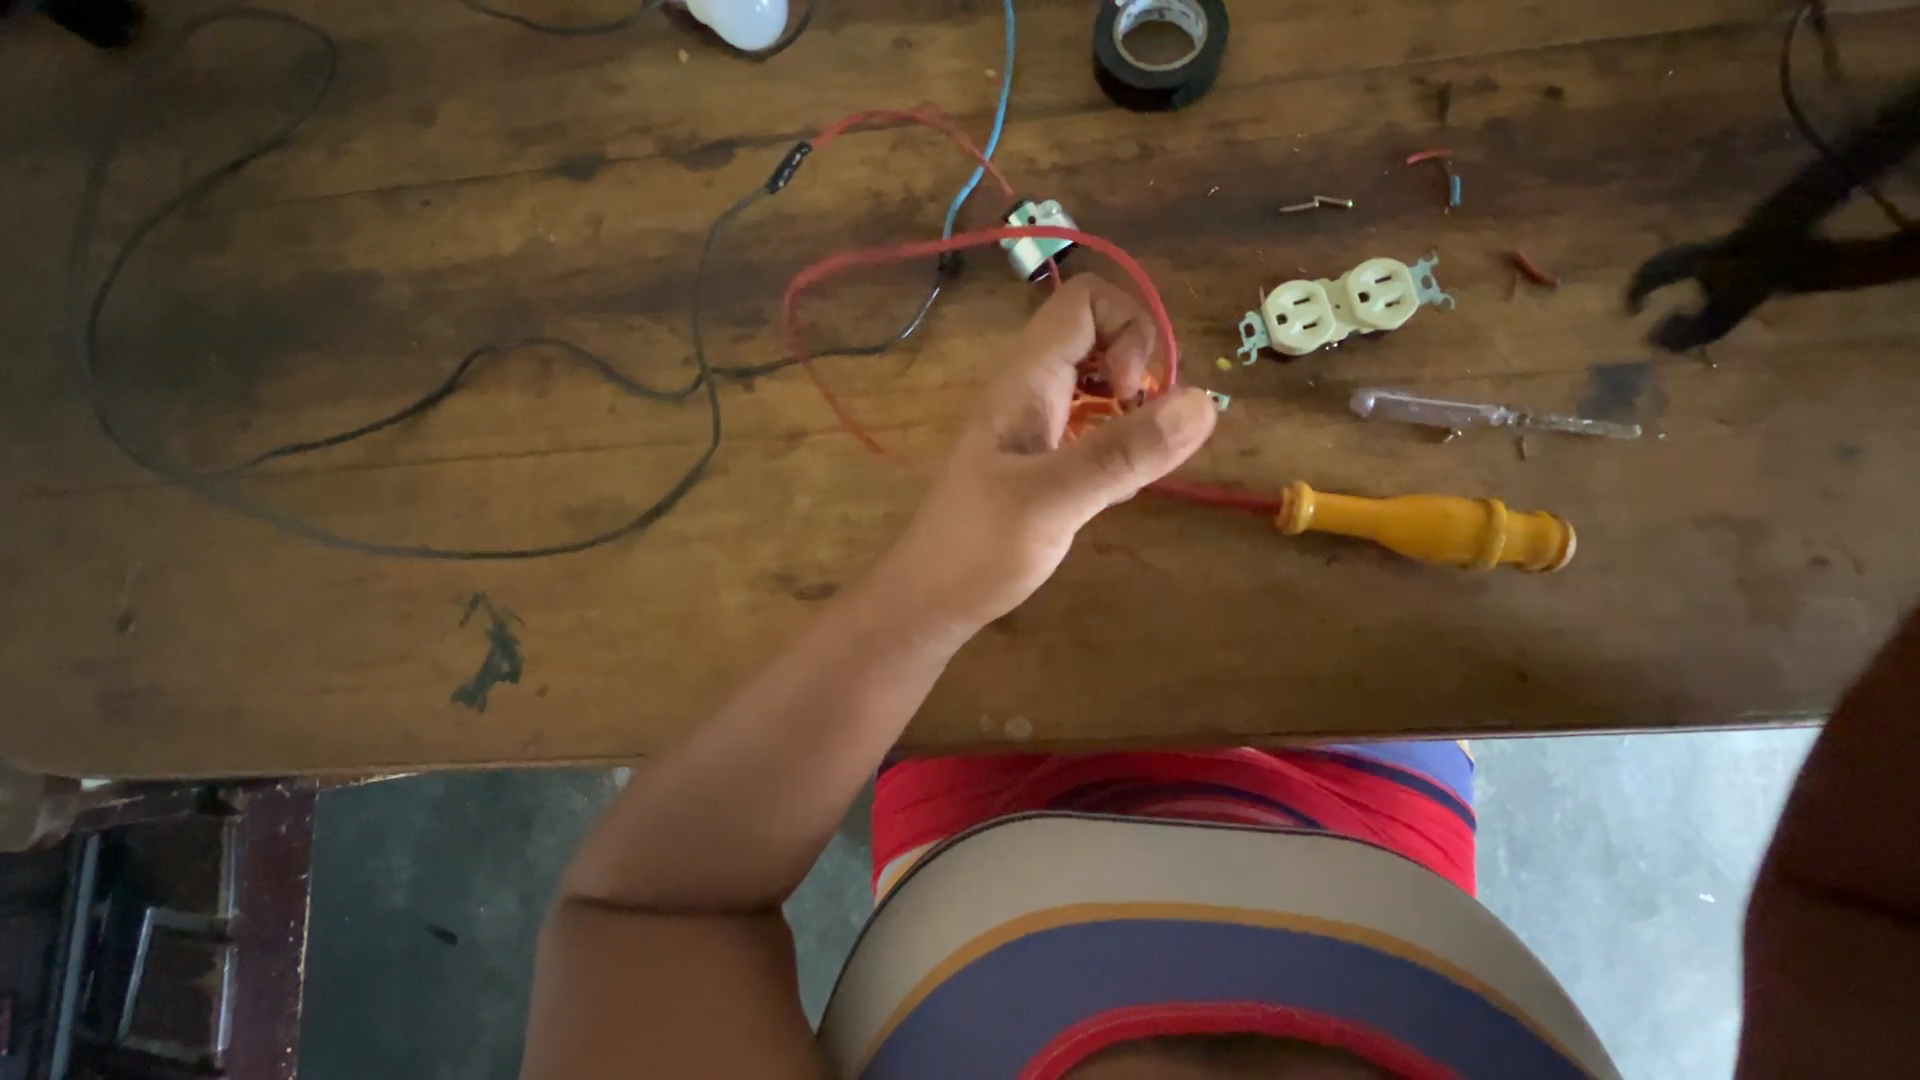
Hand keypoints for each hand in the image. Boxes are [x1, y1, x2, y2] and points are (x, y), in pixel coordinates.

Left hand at [873, 274, 1217, 633]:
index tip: (1134, 394)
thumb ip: (1123, 453)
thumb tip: (1204, 400)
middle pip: (1099, 335)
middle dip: (1139, 369)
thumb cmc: (977, 549)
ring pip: (1099, 385)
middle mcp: (1031, 392)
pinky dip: (1119, 445)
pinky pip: (1093, 430)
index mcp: (1025, 380)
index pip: (1085, 300)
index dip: (1129, 328)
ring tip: (1137, 463)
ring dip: (1133, 411)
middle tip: (1144, 429)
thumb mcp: (1053, 500)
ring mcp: (1036, 427)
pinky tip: (1118, 489)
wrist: (930, 601)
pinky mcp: (1042, 463)